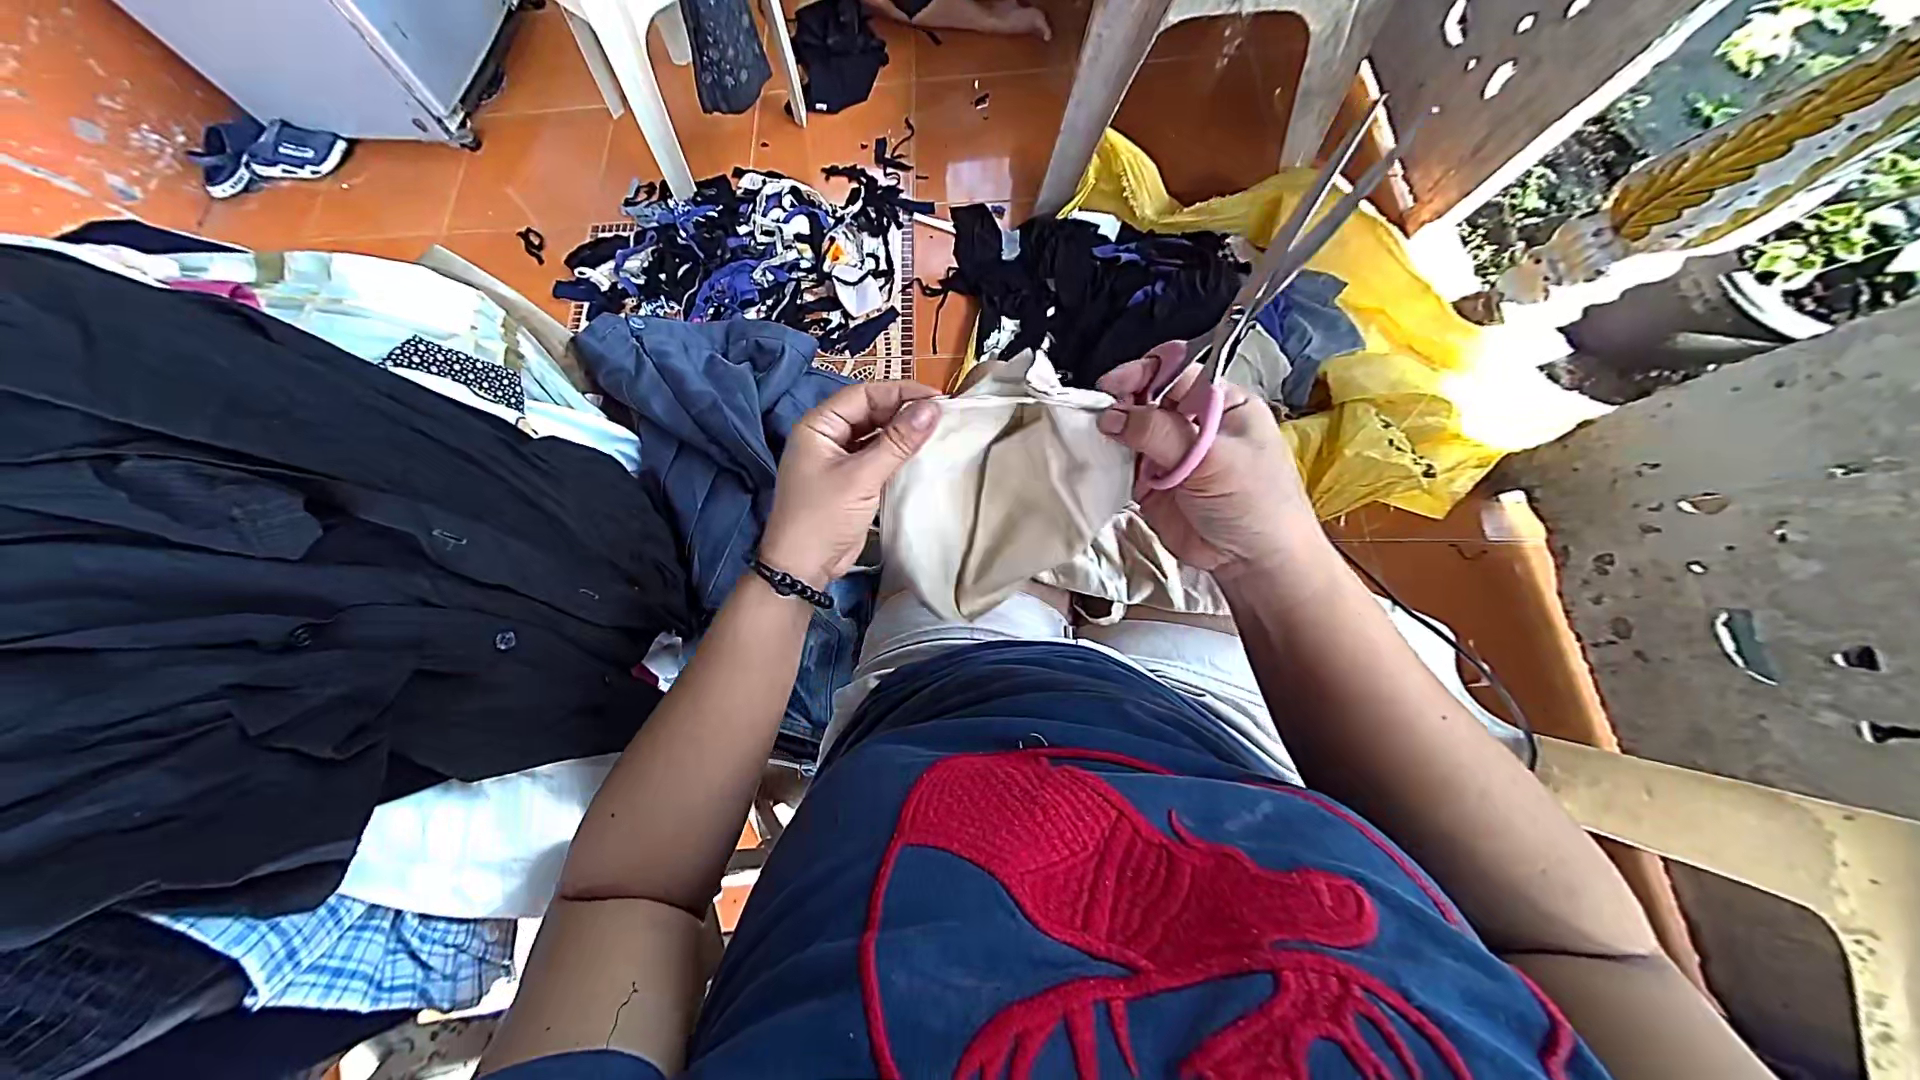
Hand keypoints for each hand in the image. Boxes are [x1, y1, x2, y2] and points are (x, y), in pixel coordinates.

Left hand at [760, 380, 941, 587]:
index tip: (936, 398)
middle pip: (871, 412)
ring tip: (937, 431)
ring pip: (876, 434)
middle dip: (904, 411)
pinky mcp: (852, 480)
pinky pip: (878, 456)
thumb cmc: (823, 517)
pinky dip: (898, 453)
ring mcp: (839, 459)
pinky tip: (921, 454)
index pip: (863, 394)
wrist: (803, 568)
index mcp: (818, 425)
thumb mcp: (861, 477)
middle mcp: (827, 436)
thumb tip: (932, 410)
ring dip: (903, 433)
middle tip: (942, 415)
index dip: (900, 392)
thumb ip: (897, 442)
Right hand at [1096, 343, 1318, 581]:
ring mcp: (1169, 454)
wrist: (1252, 561)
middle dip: (1121, 402)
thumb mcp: (1213, 458)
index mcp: (1219, 404)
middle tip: (1101, 413)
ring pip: (1129, 431)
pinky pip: (1122, 464)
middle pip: (1146, 398)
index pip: (1176, 373)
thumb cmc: (1254, 502)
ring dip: (1111, 432)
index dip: (1145, 373)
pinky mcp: (1150, 484)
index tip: (1116, 383)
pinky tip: (1098, 459)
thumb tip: (1112, 415)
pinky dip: (1107, 461)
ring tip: (1095, 438)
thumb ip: (1160, 432)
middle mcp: (1191, 424)